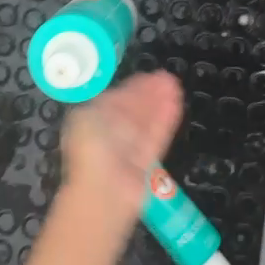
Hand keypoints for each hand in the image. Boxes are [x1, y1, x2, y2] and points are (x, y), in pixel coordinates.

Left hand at [61, 70, 182, 223]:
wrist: (104, 189)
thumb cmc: (91, 148)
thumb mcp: (88, 115)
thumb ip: (108, 102)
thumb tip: (124, 93)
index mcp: (91, 123)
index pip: (114, 101)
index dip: (132, 88)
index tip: (148, 76)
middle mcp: (110, 136)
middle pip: (133, 111)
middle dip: (148, 94)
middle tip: (166, 77)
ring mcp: (129, 149)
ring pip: (147, 121)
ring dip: (160, 103)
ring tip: (174, 84)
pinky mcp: (147, 161)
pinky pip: (157, 135)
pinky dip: (166, 118)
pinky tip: (176, 102)